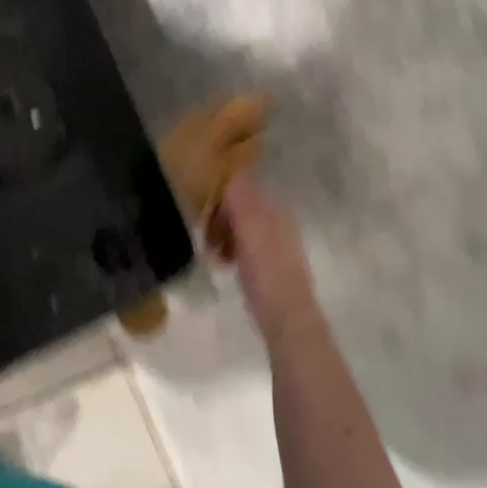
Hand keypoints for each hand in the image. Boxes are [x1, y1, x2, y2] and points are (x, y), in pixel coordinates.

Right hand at [219, 174, 319, 341]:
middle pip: (238, 206)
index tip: (201, 209)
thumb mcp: (252, 233)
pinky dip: (227, 248)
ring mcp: (270, 243)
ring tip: (210, 250)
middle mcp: (274, 222)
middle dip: (218, 216)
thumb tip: (234, 171)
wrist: (285, 316)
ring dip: (220, 233)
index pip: (241, 188)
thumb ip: (243, 203)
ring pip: (237, 226)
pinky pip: (240, 244)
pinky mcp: (263, 262)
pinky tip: (220, 261)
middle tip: (204, 234)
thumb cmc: (267, 273)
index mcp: (273, 211)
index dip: (219, 196)